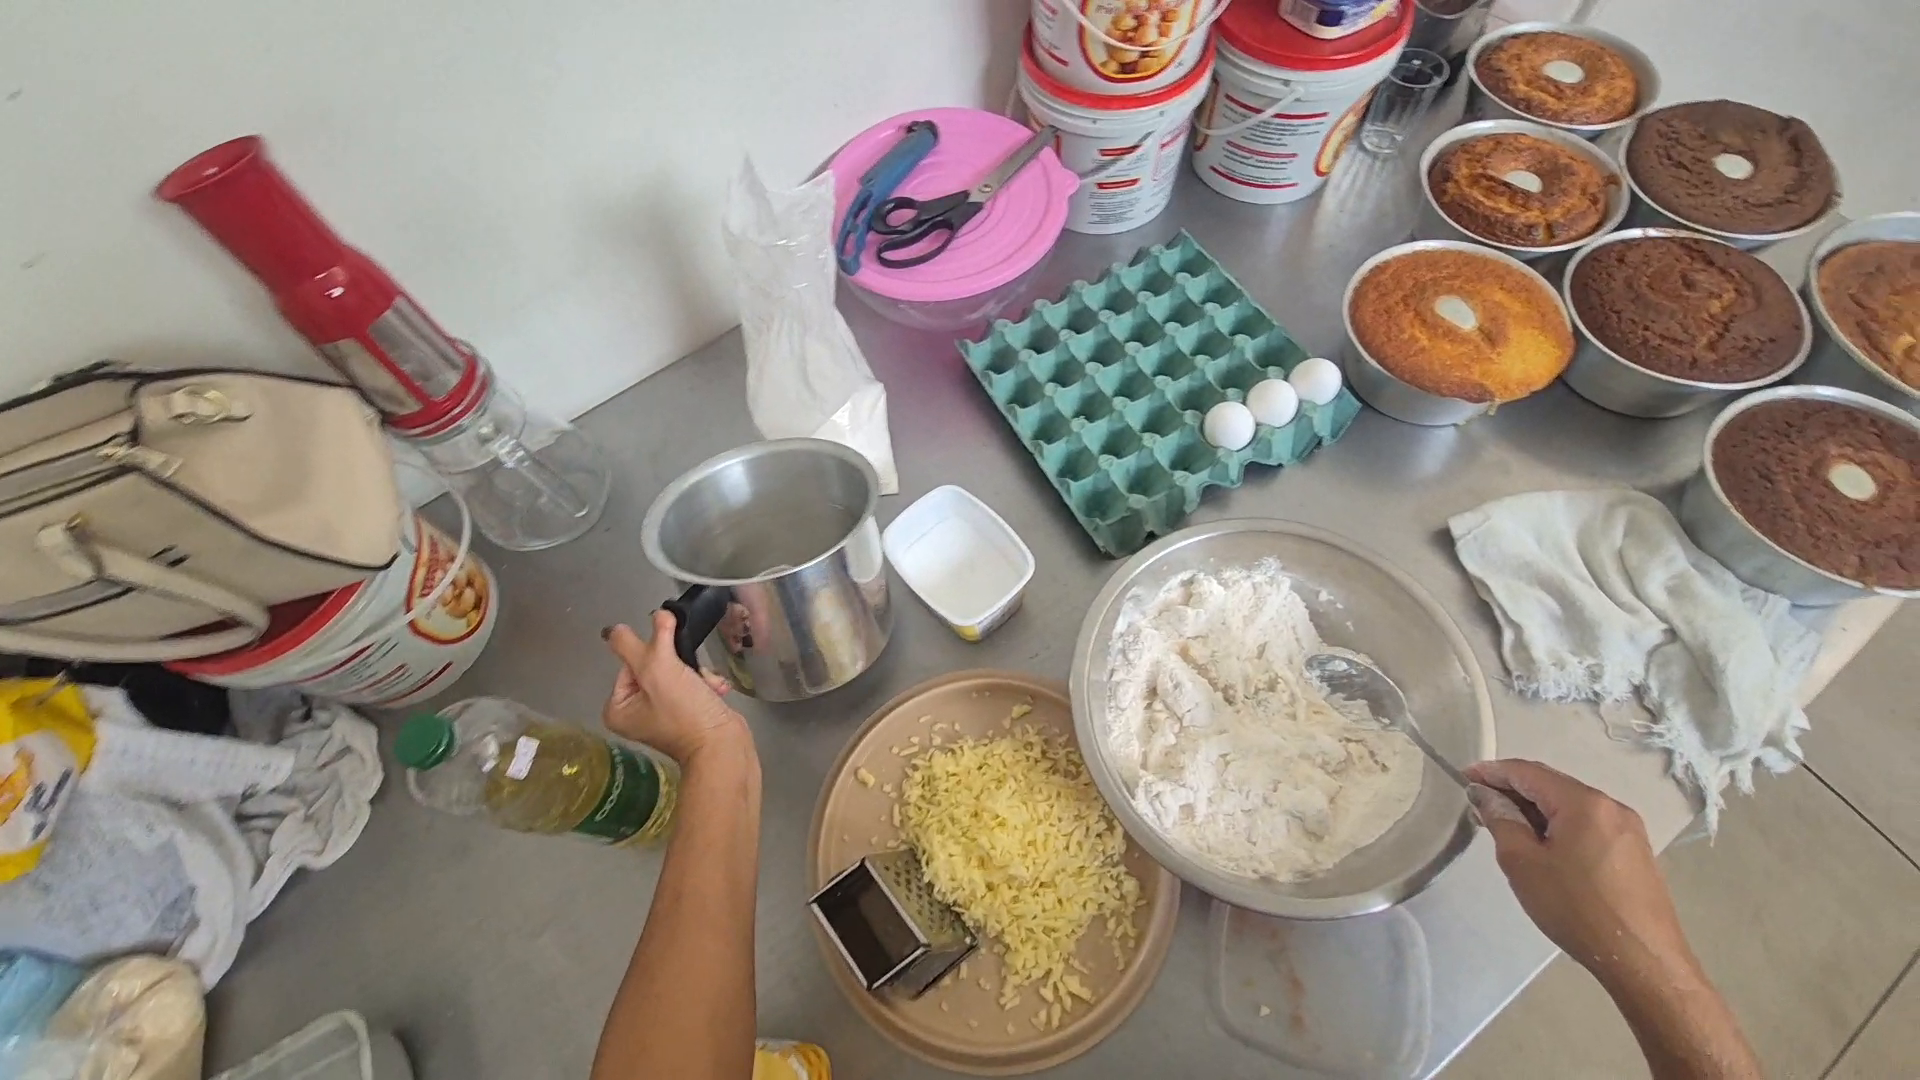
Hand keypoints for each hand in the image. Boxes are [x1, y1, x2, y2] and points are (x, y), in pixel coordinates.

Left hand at [602, 611, 748, 765]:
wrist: (722, 745)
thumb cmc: (684, 711)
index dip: (653, 655)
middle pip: (656, 666)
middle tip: (693, 675)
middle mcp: (637, 712)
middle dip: (682, 665)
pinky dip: (707, 684)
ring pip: (680, 673)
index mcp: (619, 708)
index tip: (672, 663)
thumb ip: (638, 643)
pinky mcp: (689, 713)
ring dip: (699, 673)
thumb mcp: (655, 670)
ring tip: (708, 686)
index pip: (631, 662)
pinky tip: (717, 691)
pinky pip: (694, 685)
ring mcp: (664, 714)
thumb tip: (617, 627)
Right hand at [1464, 759, 1694, 985]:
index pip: (1528, 772)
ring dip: (1534, 807)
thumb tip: (1484, 794)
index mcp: (1584, 803)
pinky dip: (1557, 823)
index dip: (1491, 771)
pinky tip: (1540, 841)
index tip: (1463, 777)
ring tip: (1504, 823)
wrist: (1644, 962)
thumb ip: (1500, 819)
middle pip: (1551, 784)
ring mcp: (1628, 829)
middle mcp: (1611, 807)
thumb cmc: (1576, 908)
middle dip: (1512, 788)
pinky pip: (1587, 823)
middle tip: (1478, 801)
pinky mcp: (1634, 851)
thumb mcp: (1522, 862)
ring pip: (1569, 804)